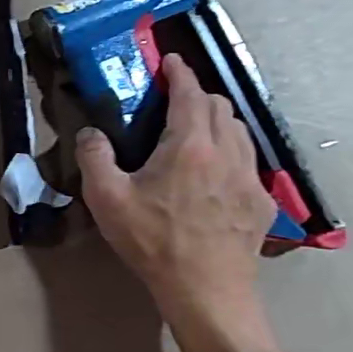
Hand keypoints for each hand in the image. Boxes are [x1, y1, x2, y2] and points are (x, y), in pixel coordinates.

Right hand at [76, 53, 277, 346]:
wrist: (206, 290)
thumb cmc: (152, 241)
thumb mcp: (106, 198)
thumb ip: (94, 157)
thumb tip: (91, 133)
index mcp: (189, 147)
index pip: (191, 96)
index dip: (181, 74)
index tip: (171, 61)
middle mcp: (226, 153)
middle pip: (221, 108)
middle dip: (199, 95)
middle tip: (174, 99)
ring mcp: (250, 178)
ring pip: (240, 131)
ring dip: (217, 120)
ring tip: (195, 129)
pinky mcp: (261, 202)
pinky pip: (248, 159)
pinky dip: (231, 148)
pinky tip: (214, 169)